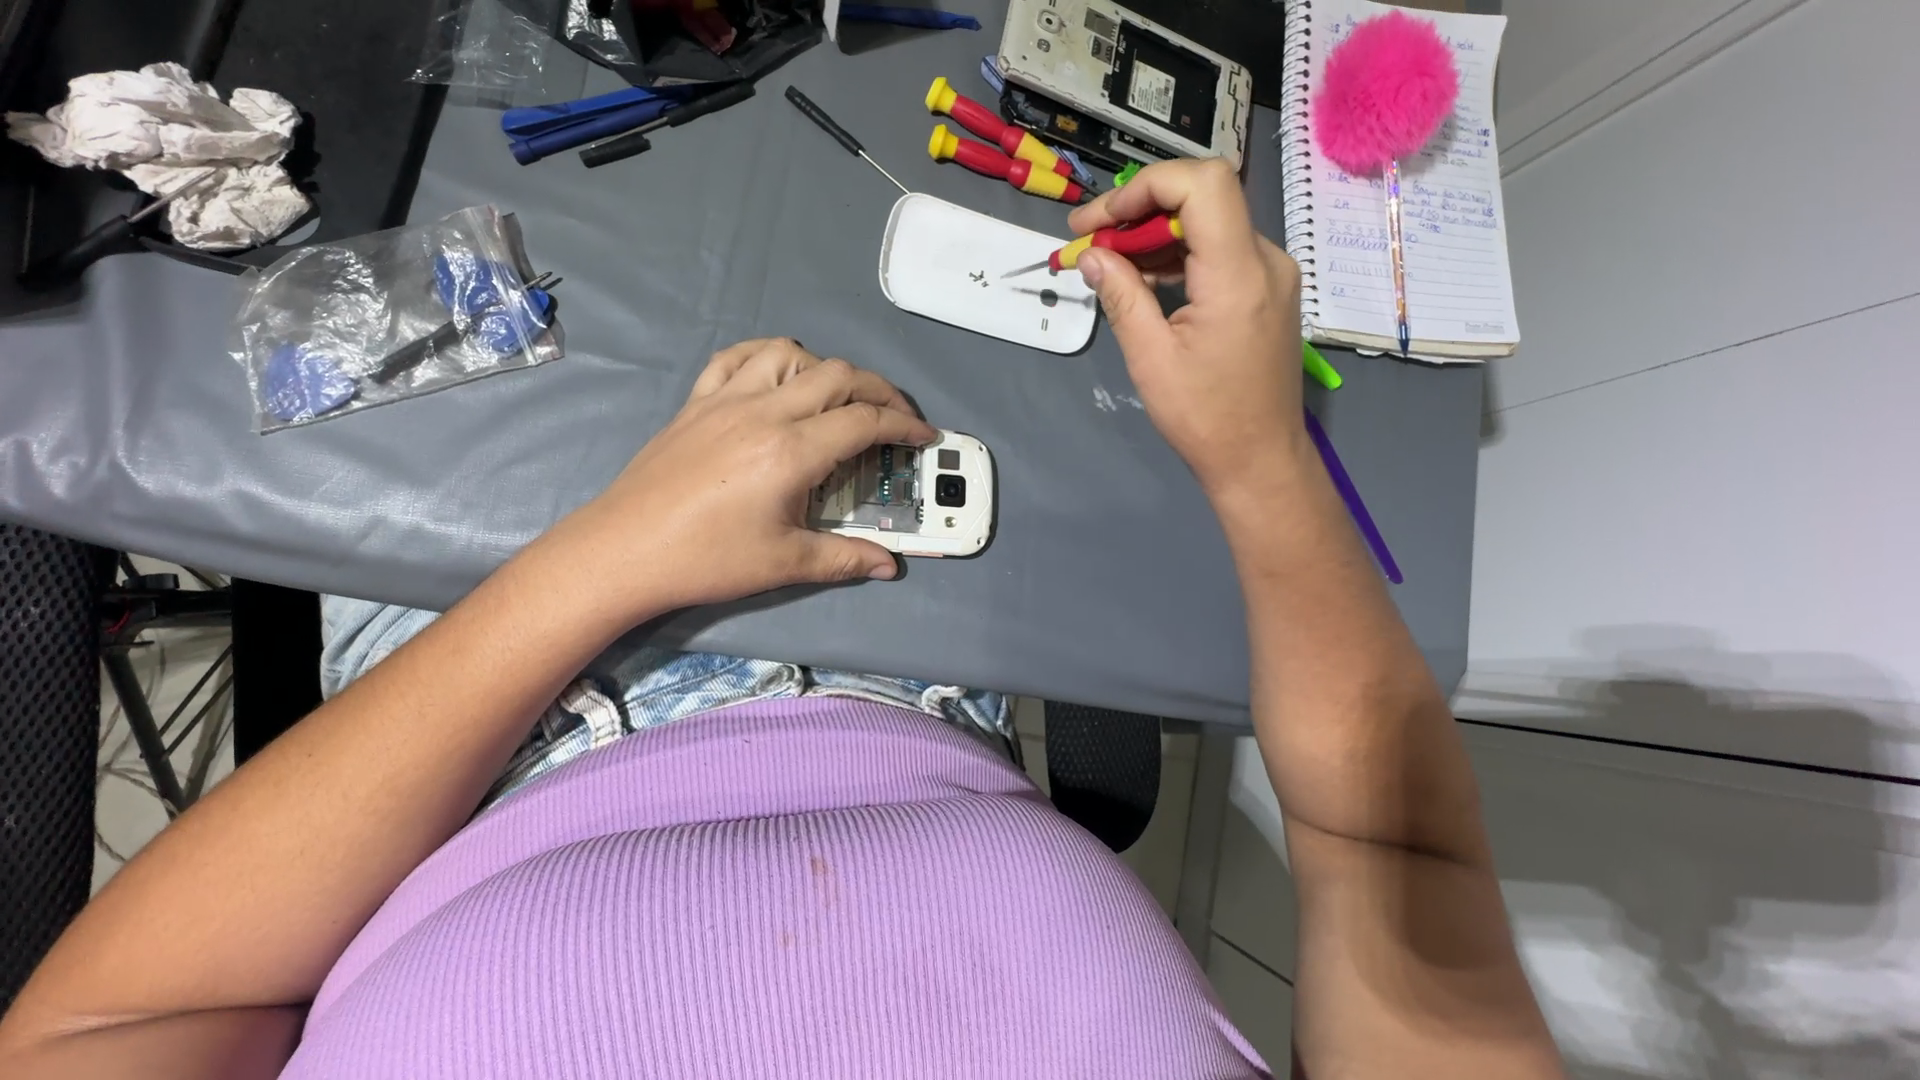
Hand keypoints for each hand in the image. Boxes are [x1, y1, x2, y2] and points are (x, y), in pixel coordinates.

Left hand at [538, 338, 936, 621]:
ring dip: (825, 367)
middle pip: (838, 375)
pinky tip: (777, 376)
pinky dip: (768, 357)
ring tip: (838, 397)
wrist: (623, 551)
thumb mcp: (784, 563)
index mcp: (791, 451)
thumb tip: (889, 567)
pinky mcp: (696, 401)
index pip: (864, 421)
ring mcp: (726, 399)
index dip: (904, 424)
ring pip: (789, 353)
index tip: (925, 435)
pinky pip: (736, 357)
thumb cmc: (707, 559)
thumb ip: (845, 558)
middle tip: (896, 416)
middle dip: (879, 390)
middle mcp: (764, 411)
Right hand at [1068, 159, 1307, 493]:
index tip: (1102, 222)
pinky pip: (1219, 251)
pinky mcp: (1266, 290)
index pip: (1202, 185)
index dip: (1146, 187)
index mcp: (1238, 275)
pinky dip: (1178, 255)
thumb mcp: (1151, 359)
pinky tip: (1142, 279)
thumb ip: (1122, 297)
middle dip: (1139, 210)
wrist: (1260, 459)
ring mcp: (1271, 274)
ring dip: (1154, 234)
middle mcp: (1265, 261)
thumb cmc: (1205, 418)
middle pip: (1203, 198)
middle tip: (1088, 240)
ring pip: (1209, 223)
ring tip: (1106, 262)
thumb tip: (1091, 256)